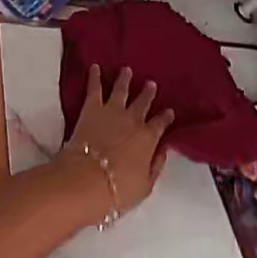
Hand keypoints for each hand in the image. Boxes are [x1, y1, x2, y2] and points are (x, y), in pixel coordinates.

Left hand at [62, 65, 175, 220]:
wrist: (87, 180)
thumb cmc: (118, 190)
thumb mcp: (145, 186)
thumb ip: (156, 166)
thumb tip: (164, 151)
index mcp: (148, 138)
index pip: (160, 124)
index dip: (165, 118)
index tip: (169, 112)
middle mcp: (132, 120)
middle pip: (143, 102)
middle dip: (148, 93)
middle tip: (151, 83)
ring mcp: (112, 110)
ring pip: (121, 89)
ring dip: (125, 79)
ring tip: (127, 70)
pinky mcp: (92, 108)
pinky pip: (95, 88)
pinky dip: (94, 76)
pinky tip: (94, 67)